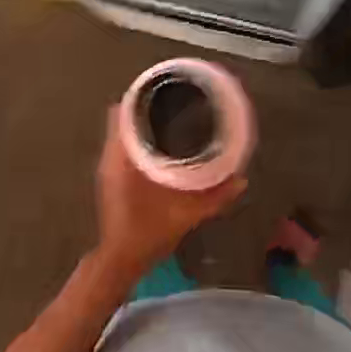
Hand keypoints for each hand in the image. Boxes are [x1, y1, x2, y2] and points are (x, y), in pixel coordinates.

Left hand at [94, 107, 245, 278]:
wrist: (120, 261)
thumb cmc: (147, 234)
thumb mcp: (185, 215)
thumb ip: (214, 198)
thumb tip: (242, 179)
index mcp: (120, 158)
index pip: (120, 113)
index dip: (138, 97)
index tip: (161, 89)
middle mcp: (110, 157)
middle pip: (121, 118)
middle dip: (144, 107)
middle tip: (173, 101)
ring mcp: (109, 168)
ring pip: (121, 133)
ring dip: (141, 123)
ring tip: (170, 116)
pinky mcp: (112, 178)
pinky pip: (123, 147)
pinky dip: (139, 139)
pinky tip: (161, 144)